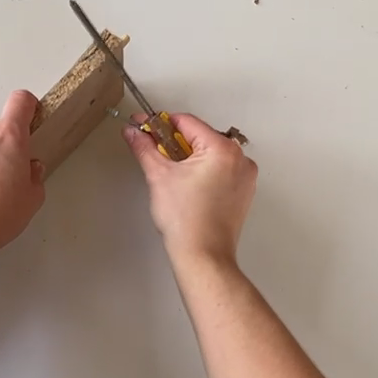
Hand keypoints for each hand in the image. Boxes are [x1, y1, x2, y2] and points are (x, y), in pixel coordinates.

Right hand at [123, 112, 256, 267]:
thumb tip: (133, 132)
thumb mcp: (158, 176)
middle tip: (153, 154)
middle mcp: (240, 159)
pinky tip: (186, 187)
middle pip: (199, 137)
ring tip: (170, 176)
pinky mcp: (242, 193)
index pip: (186, 122)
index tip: (142, 127)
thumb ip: (144, 147)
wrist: (202, 255)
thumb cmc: (186, 220)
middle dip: (173, 143)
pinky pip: (219, 171)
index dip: (159, 123)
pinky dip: (201, 172)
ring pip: (209, 155)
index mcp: (222, 149)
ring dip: (187, 158)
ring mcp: (244, 177)